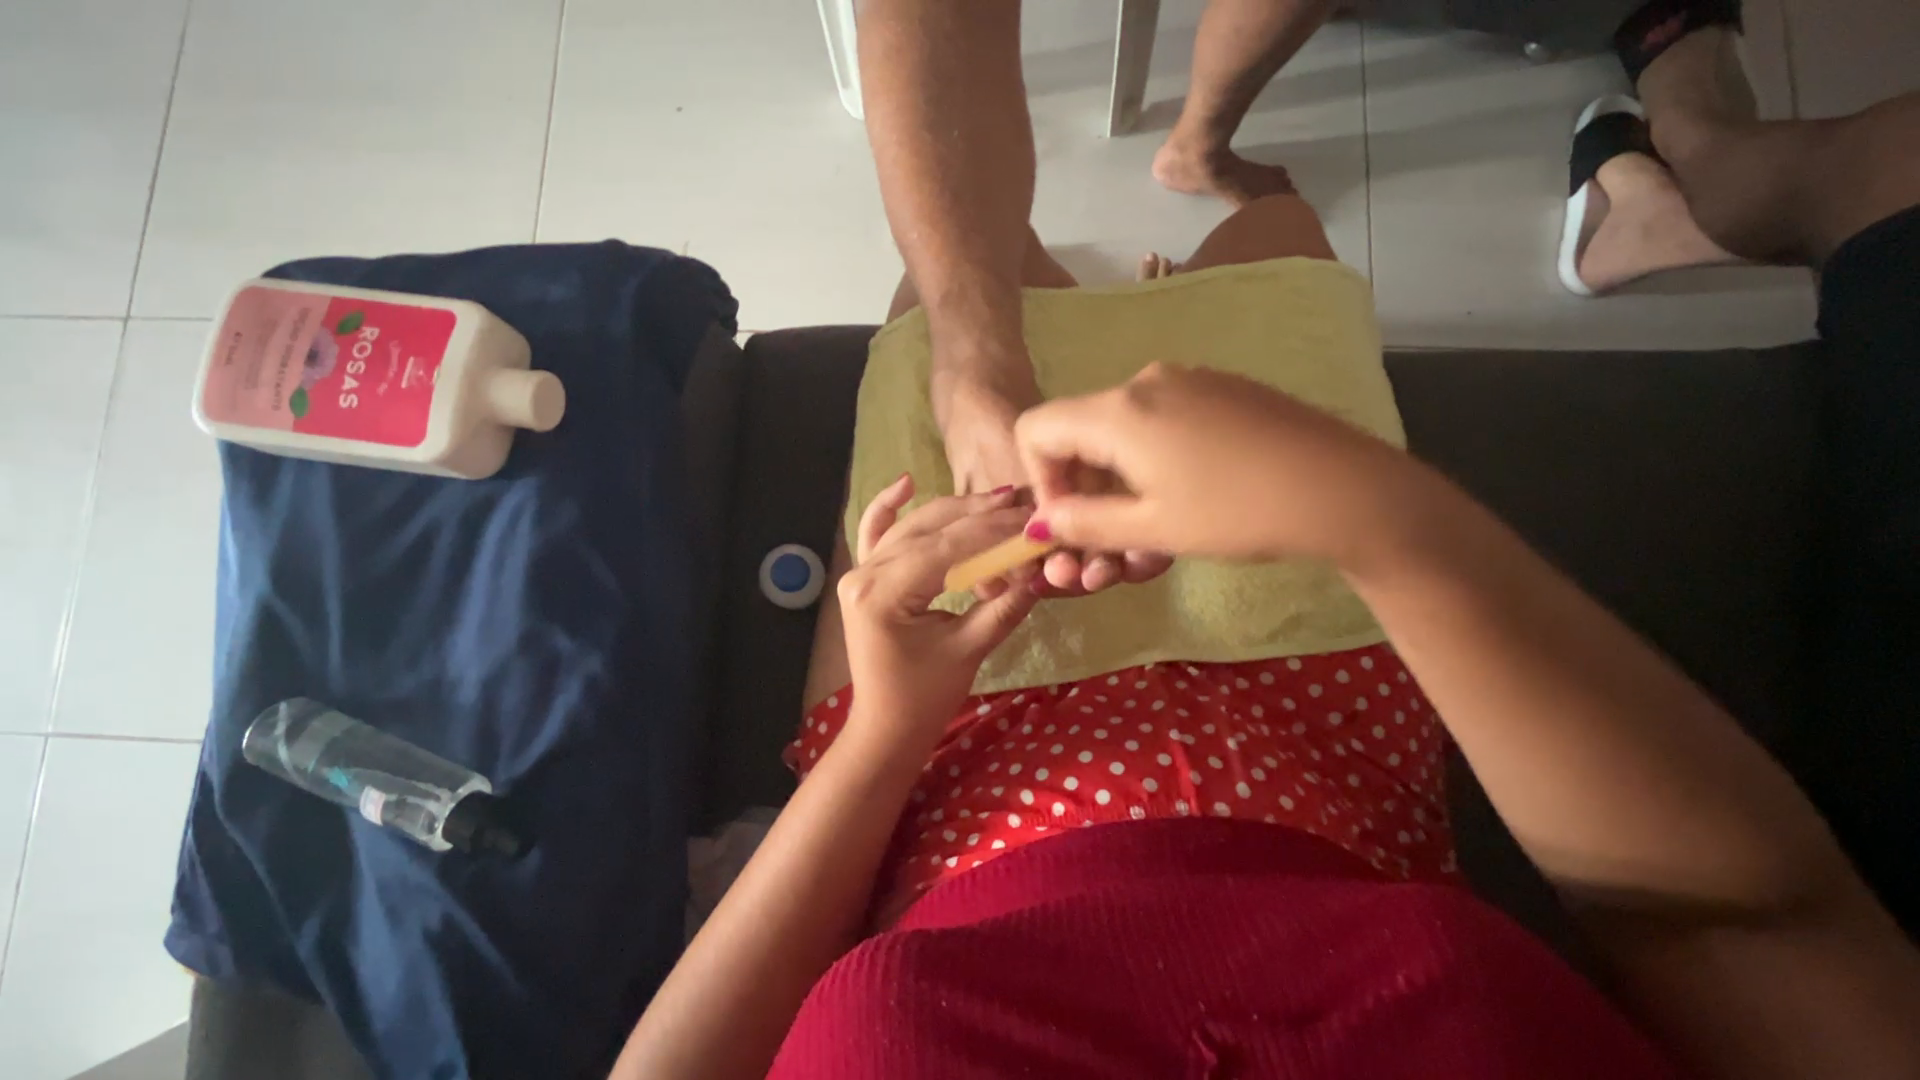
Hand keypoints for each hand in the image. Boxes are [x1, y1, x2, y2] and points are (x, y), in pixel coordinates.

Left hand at [840, 475, 1040, 736]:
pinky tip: (906, 482)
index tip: (1035, 518)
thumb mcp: (970, 649)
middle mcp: (865, 574)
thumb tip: (1045, 568)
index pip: (948, 548)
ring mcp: (859, 573)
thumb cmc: (927, 697)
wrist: (887, 727)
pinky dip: (888, 508)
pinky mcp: (863, 578)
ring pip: (911, 527)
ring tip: (999, 497)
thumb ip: (1004, 604)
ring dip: (954, 511)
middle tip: (1025, 502)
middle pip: (930, 530)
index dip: (995, 531)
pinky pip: (875, 535)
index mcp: (884, 593)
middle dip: (981, 516)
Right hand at [1014, 363, 1442, 573]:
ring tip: (1155, 535)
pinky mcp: (1223, 390)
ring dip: (1121, 485)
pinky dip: (1154, 462)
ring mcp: (1189, 380)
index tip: (1072, 524)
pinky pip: (1162, 422)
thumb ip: (1083, 524)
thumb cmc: (1238, 514)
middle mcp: (1146, 381)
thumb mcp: (1152, 529)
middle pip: (1080, 431)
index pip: (1036, 429)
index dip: (1040, 482)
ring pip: (1123, 432)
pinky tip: (1193, 498)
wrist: (1346, 489)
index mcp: (1118, 410)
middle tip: (1111, 547)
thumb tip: (1039, 523)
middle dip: (1084, 492)